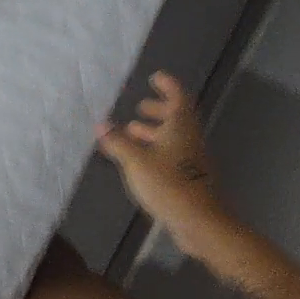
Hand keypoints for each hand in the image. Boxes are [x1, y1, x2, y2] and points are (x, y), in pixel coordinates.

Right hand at [97, 72, 229, 244]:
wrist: (199, 221)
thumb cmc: (168, 184)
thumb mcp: (136, 161)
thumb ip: (117, 142)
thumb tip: (101, 124)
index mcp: (180, 127)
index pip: (178, 97)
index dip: (168, 86)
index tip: (156, 77)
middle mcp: (189, 139)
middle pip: (177, 117)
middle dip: (158, 110)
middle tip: (140, 108)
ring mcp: (191, 159)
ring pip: (173, 137)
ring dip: (154, 131)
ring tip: (132, 133)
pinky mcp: (188, 176)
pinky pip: (171, 154)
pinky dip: (155, 149)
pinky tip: (139, 160)